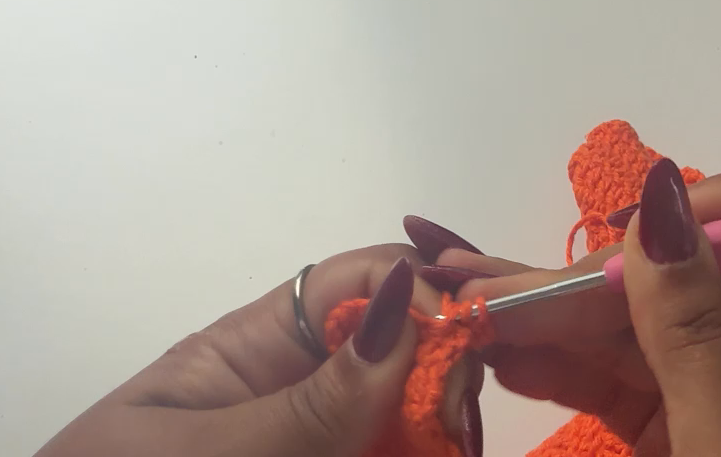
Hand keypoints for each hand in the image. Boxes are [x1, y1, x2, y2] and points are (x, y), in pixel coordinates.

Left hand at [35, 246, 481, 456]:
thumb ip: (308, 404)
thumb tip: (406, 299)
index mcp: (258, 345)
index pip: (356, 280)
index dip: (418, 292)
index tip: (462, 346)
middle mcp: (299, 382)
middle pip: (398, 348)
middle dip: (442, 372)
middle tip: (458, 429)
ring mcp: (319, 436)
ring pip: (401, 410)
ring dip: (435, 429)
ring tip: (449, 449)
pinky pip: (385, 450)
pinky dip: (417, 452)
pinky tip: (435, 456)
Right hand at [425, 163, 720, 456]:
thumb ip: (693, 325)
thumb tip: (662, 191)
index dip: (719, 204)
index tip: (637, 232)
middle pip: (685, 269)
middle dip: (591, 273)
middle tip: (488, 287)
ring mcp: (715, 391)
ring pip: (635, 320)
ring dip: (552, 312)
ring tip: (465, 307)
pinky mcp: (670, 432)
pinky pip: (610, 374)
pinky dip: (554, 359)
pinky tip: (497, 349)